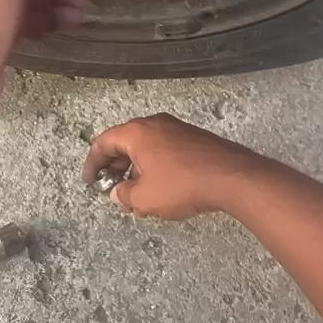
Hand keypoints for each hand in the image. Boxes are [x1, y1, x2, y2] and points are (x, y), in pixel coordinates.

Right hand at [82, 114, 283, 219]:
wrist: (232, 178)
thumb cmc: (184, 184)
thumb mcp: (144, 198)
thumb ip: (124, 195)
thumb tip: (118, 194)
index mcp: (136, 133)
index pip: (103, 142)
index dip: (92, 163)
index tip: (90, 180)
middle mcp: (154, 124)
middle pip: (124, 141)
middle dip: (114, 165)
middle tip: (111, 186)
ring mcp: (177, 129)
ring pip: (145, 144)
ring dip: (135, 165)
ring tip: (136, 189)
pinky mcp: (194, 138)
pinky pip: (164, 148)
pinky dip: (154, 163)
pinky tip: (161, 184)